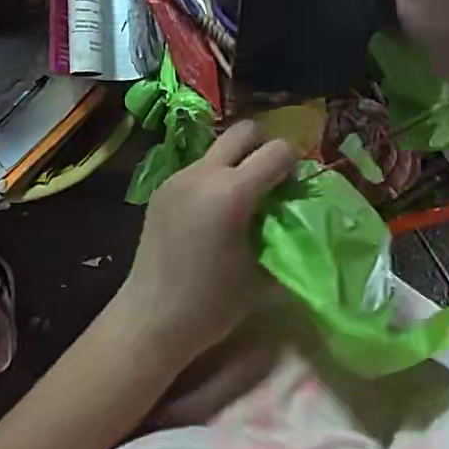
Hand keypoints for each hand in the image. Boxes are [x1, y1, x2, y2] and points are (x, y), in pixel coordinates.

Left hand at [112, 121, 296, 365]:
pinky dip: (215, 178)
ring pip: (218, 149)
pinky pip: (198, 169)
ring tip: (242, 201)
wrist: (152, 317)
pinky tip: (214, 213)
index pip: (277, 150)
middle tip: (271, 182)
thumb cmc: (213, 303)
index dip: (293, 165)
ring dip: (237, 163)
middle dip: (264, 148)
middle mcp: (202, 174)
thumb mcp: (264, 270)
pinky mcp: (161, 189)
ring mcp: (176, 178)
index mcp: (231, 193)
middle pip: (244, 131)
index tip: (294, 190)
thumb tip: (295, 210)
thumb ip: (284, 230)